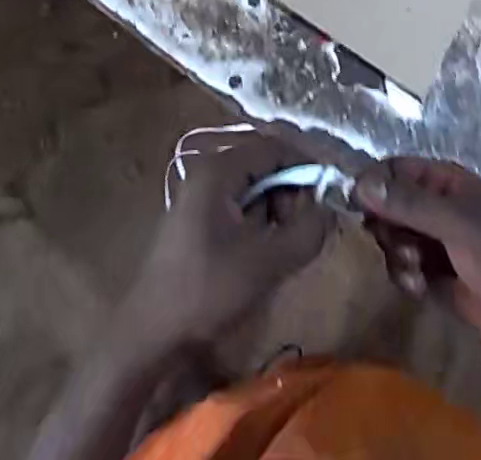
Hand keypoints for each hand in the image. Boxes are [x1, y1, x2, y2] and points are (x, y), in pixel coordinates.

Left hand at [124, 136, 330, 346]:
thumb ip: (307, 230)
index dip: (306, 165)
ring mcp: (198, 194)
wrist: (151, 333)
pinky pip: (238, 204)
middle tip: (300, 230)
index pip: (274, 146)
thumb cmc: (208, 290)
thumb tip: (330, 209)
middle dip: (290, 192)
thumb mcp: (268, 261)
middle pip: (263, 163)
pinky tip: (262, 253)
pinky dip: (258, 221)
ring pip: (253, 185)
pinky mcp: (196, 217)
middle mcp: (206, 171)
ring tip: (282, 247)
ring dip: (275, 209)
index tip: (329, 196)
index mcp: (219, 169)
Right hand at [354, 157, 480, 376]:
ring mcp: (434, 238)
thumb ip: (409, 203)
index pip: (395, 168)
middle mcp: (436, 204)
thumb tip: (358, 184)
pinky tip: (419, 288)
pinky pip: (399, 262)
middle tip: (398, 244)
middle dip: (386, 225)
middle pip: (387, 202)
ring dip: (395, 253)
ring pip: (391, 234)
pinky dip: (403, 274)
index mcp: (447, 181)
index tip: (359, 206)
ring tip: (414, 272)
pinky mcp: (431, 270)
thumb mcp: (457, 226)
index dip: (374, 184)